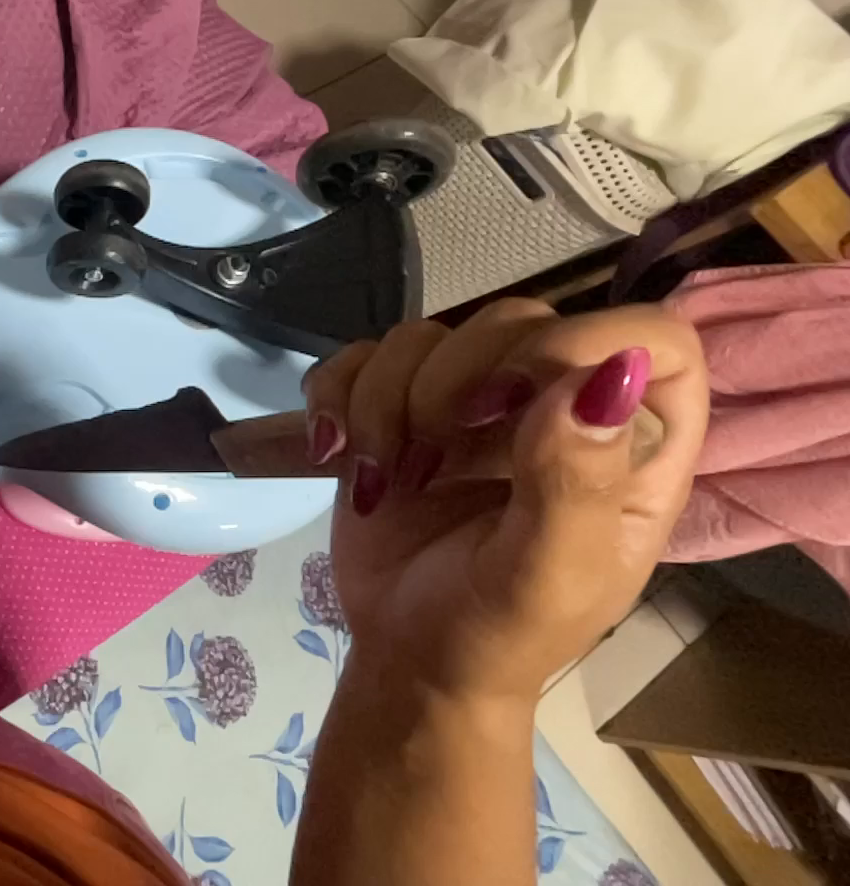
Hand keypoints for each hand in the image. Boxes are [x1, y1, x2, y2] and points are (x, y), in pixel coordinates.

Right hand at [301, 299, 707, 703]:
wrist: (405, 651)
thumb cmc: (494, 629)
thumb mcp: (546, 579)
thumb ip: (574, 487)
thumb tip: (596, 381)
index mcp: (626, 445)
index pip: (643, 336)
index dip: (573, 346)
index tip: (501, 408)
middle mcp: (546, 408)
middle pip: (507, 321)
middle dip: (443, 385)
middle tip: (424, 459)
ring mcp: (459, 405)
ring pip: (416, 337)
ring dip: (376, 402)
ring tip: (376, 475)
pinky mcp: (386, 410)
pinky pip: (353, 359)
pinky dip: (329, 397)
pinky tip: (332, 452)